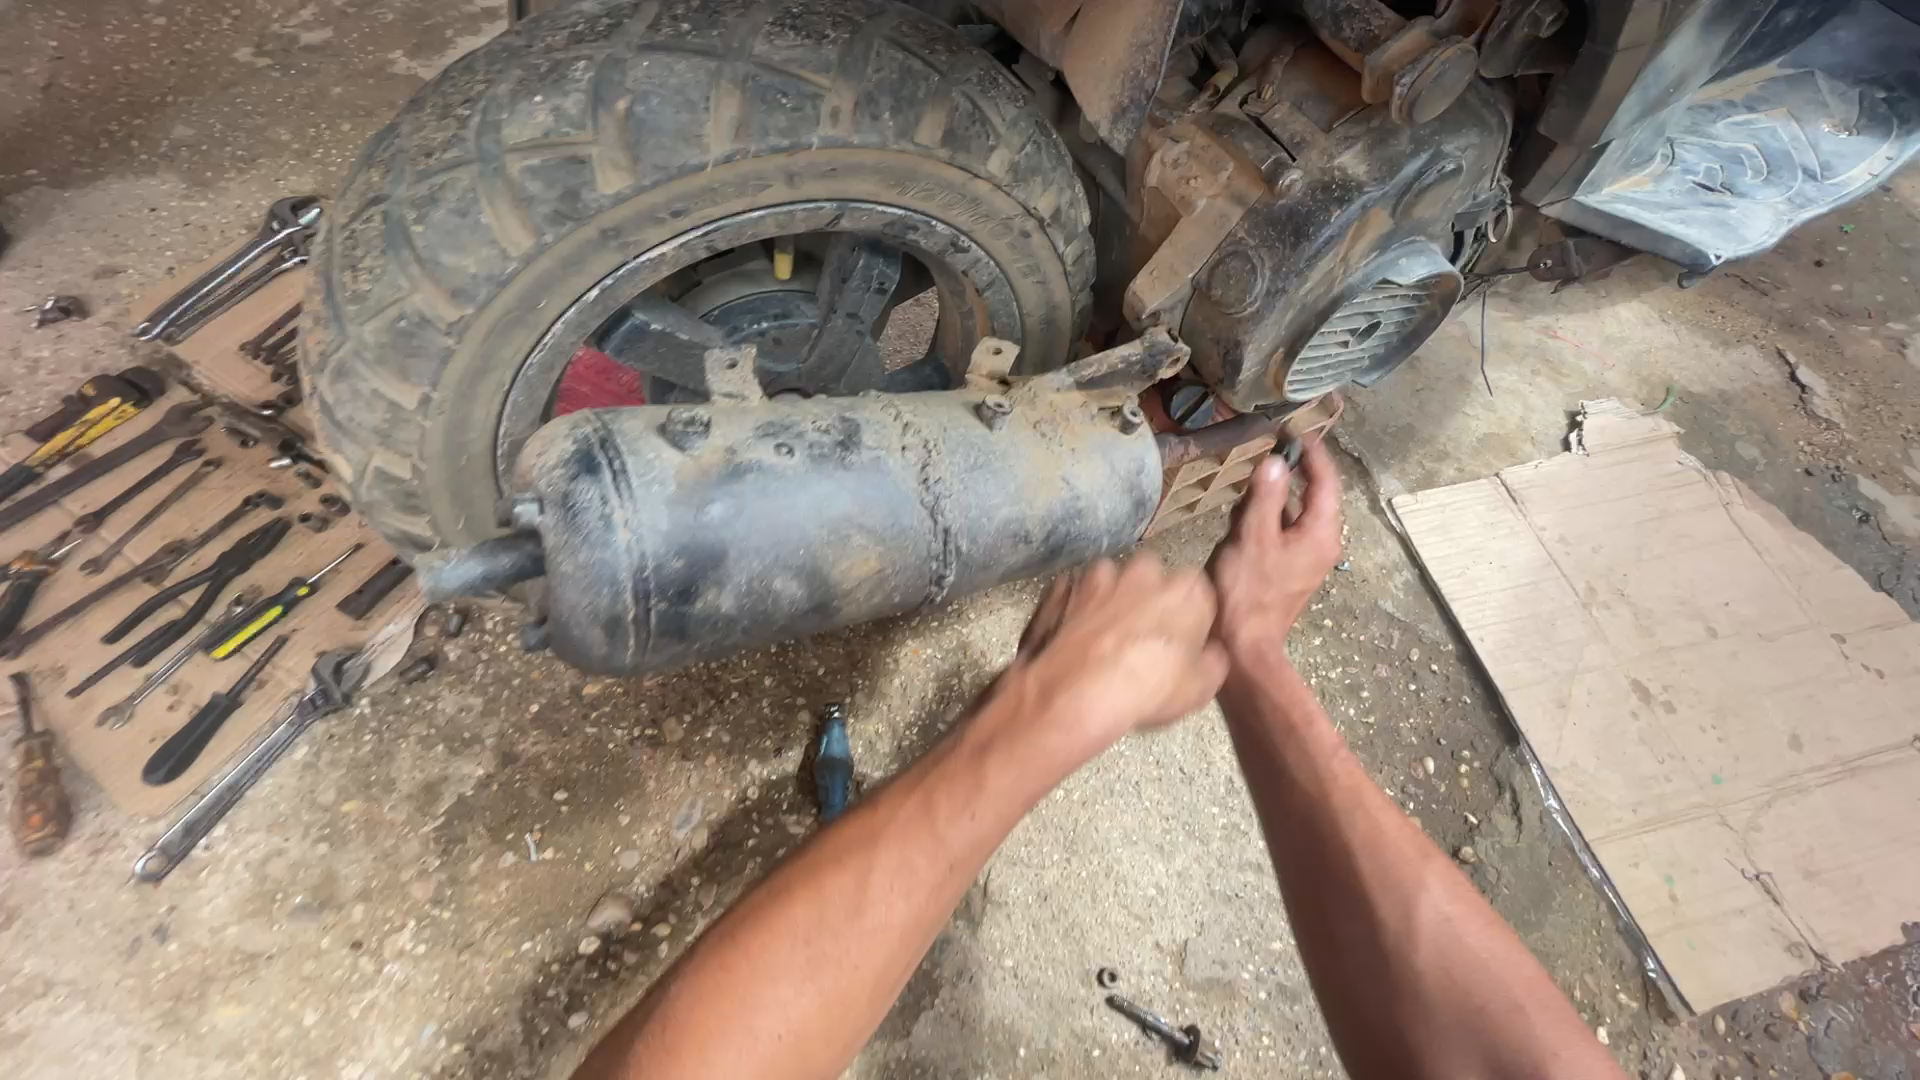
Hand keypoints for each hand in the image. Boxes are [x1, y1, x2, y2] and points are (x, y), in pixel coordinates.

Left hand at [1003, 553, 1228, 750]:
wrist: (1076, 691)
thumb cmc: (1147, 689)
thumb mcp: (1201, 688)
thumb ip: (1213, 658)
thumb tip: (1209, 651)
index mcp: (1187, 589)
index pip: (1198, 592)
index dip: (1190, 616)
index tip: (1182, 639)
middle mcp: (1144, 570)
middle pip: (1153, 576)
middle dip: (1149, 596)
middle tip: (1141, 634)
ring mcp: (1099, 574)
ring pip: (1111, 579)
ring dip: (1110, 597)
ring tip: (1103, 633)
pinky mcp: (1062, 585)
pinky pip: (1075, 590)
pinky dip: (1075, 604)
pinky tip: (1073, 630)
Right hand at [1209, 437, 1342, 661]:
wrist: (1242, 647)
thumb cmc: (1247, 591)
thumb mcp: (1252, 537)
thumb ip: (1264, 497)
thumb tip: (1274, 462)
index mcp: (1320, 534)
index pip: (1326, 482)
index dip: (1313, 454)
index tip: (1295, 431)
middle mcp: (1319, 545)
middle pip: (1312, 497)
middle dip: (1292, 472)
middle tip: (1270, 448)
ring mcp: (1304, 560)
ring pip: (1294, 515)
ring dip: (1275, 496)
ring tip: (1251, 479)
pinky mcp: (1286, 571)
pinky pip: (1282, 532)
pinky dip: (1267, 518)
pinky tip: (1241, 516)